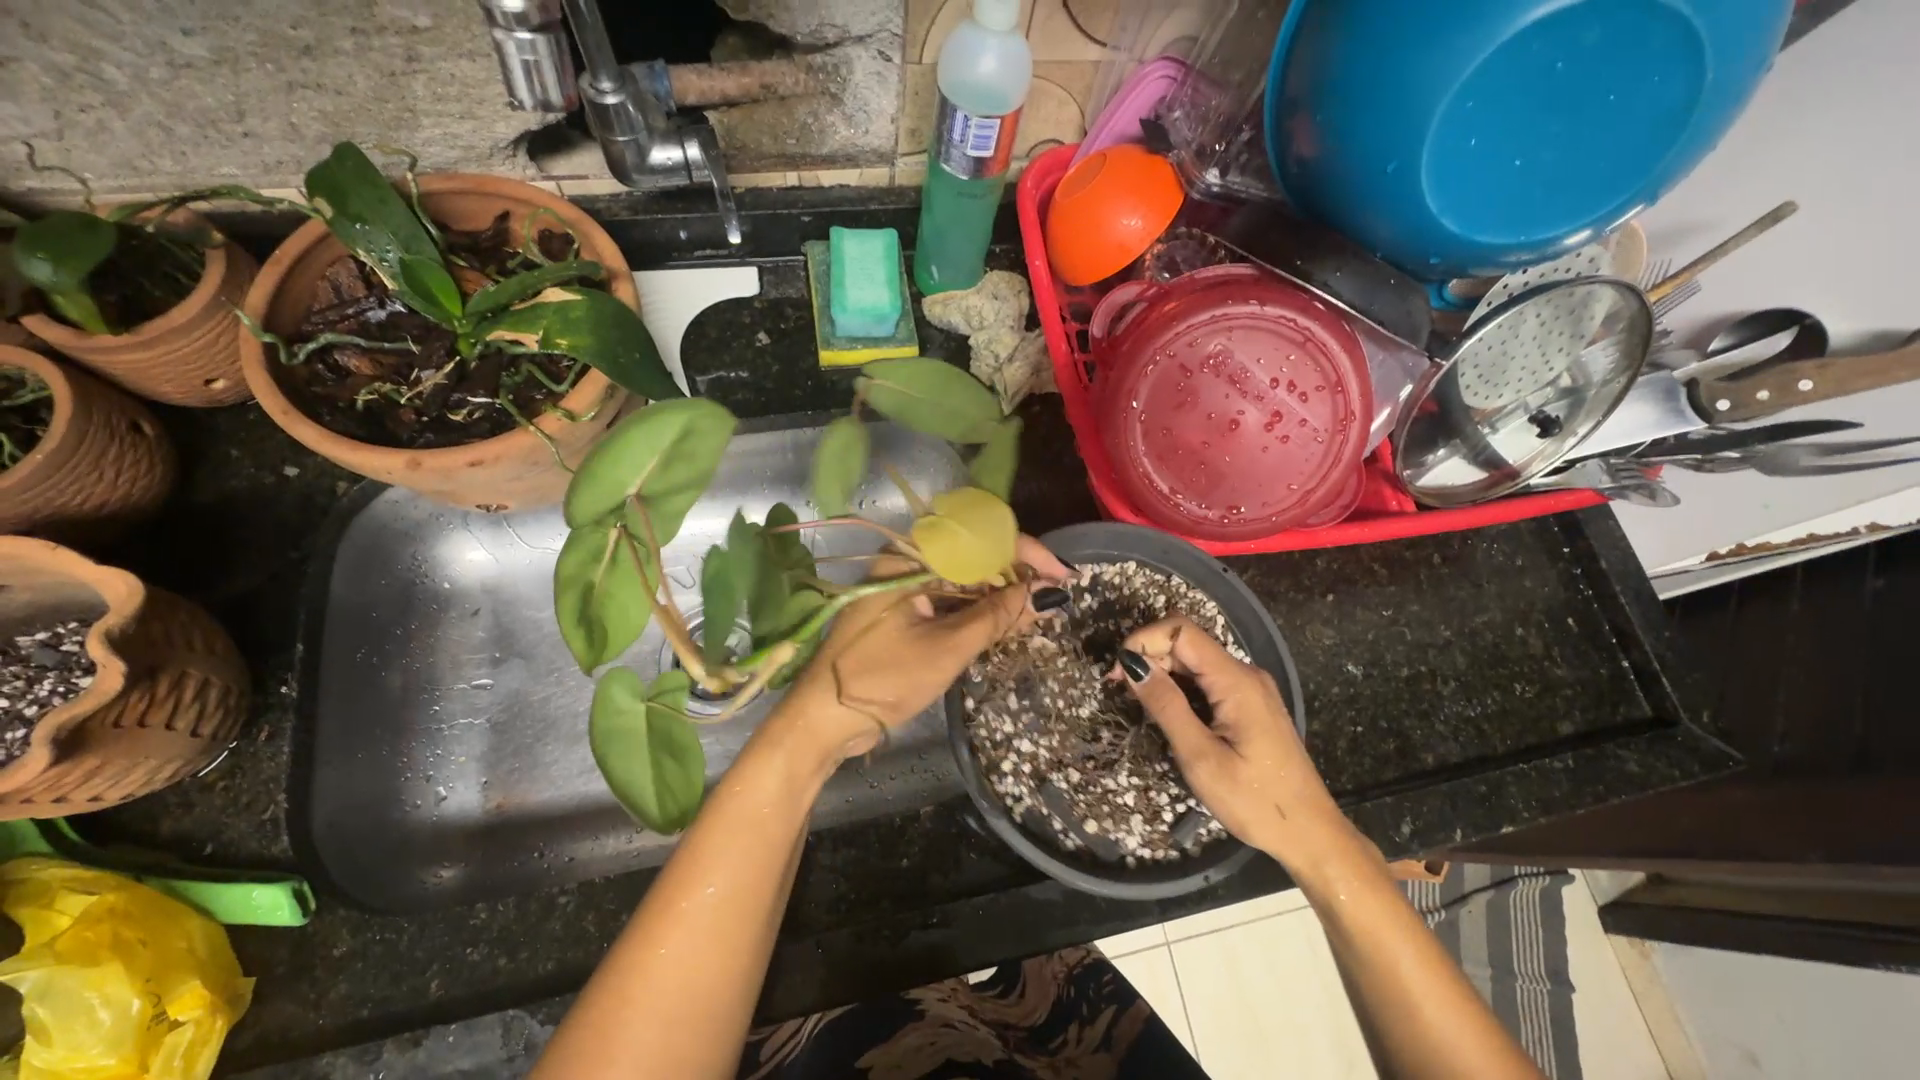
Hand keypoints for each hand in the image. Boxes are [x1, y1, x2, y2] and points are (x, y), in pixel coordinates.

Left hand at [777, 536, 1072, 762]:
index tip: (1062, 575)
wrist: (824, 720)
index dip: (1025, 553)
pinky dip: (980, 612)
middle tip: (1055, 600)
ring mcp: (905, 588)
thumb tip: (1043, 593)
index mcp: (908, 558)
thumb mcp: (946, 648)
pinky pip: (951, 601)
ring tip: (1040, 613)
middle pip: (974, 557)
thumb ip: (996, 616)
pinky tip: (1009, 623)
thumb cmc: (881, 679)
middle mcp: (906, 563)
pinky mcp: (905, 611)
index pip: (979, 540)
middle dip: (1017, 577)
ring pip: (966, 581)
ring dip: (1001, 596)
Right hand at [1113, 617, 1360, 867]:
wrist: (1310, 833)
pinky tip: (1168, 713)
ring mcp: (1251, 689)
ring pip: (1196, 662)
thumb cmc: (1255, 801)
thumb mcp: (1201, 757)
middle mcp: (1246, 674)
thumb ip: (1166, 706)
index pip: (1181, 630)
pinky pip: (1209, 681)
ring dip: (1163, 673)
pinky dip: (1181, 688)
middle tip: (1120, 692)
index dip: (1144, 641)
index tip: (1118, 675)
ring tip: (1139, 704)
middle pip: (1188, 643)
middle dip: (1149, 657)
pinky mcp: (1251, 705)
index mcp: (1236, 681)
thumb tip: (1132, 665)